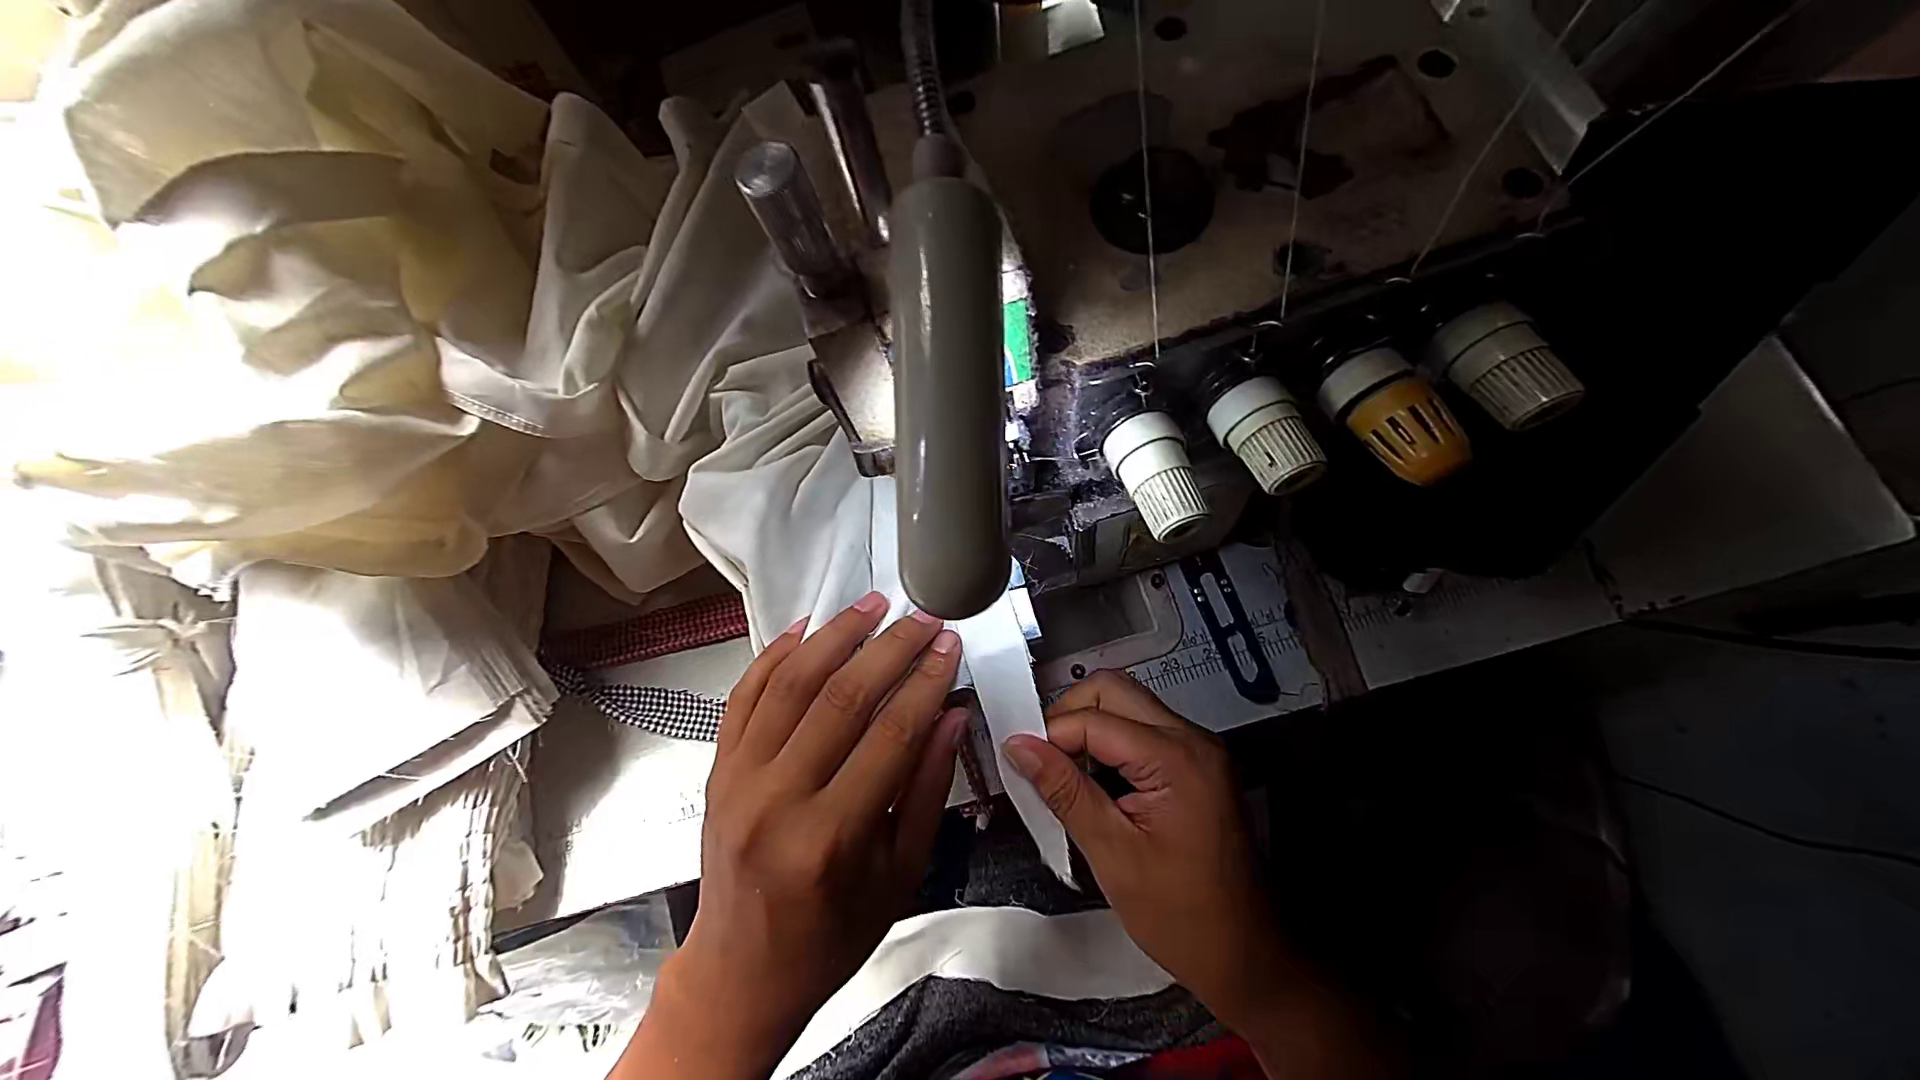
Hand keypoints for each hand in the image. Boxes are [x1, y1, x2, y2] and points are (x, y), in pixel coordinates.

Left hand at [618, 592, 966, 1079]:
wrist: (743, 970)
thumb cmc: (831, 934)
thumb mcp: (900, 874)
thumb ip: (927, 790)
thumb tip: (950, 717)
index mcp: (830, 838)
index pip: (890, 735)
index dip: (926, 682)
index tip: (948, 647)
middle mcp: (777, 800)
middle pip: (841, 698)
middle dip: (890, 648)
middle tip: (922, 619)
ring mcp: (738, 779)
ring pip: (790, 683)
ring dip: (835, 636)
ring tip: (872, 606)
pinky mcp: (718, 769)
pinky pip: (745, 695)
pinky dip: (775, 655)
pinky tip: (806, 628)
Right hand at [1003, 671, 1390, 1076]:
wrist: (1248, 958)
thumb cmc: (1184, 917)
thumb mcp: (1112, 854)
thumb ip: (1063, 791)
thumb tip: (1019, 747)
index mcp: (1176, 759)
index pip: (1093, 720)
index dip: (1049, 736)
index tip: (1021, 761)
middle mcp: (1192, 740)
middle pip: (1113, 690)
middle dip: (1067, 715)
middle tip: (1040, 758)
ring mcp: (1198, 749)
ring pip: (1127, 704)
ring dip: (1087, 726)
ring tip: (1062, 772)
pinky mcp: (1196, 763)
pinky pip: (1142, 728)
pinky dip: (1108, 741)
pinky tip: (1092, 779)